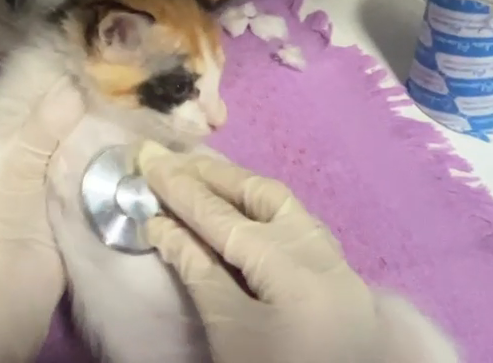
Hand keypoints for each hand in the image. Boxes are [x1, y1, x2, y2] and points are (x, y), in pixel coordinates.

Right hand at [141, 147, 377, 362]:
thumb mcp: (228, 333)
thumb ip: (196, 268)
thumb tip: (160, 223)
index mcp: (290, 268)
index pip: (220, 213)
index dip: (179, 187)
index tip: (146, 159)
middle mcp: (320, 255)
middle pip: (261, 194)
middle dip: (213, 175)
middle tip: (171, 164)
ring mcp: (339, 270)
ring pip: (286, 206)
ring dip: (240, 187)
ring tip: (201, 179)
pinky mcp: (345, 288)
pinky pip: (300, 227)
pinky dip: (265, 209)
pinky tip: (245, 214)